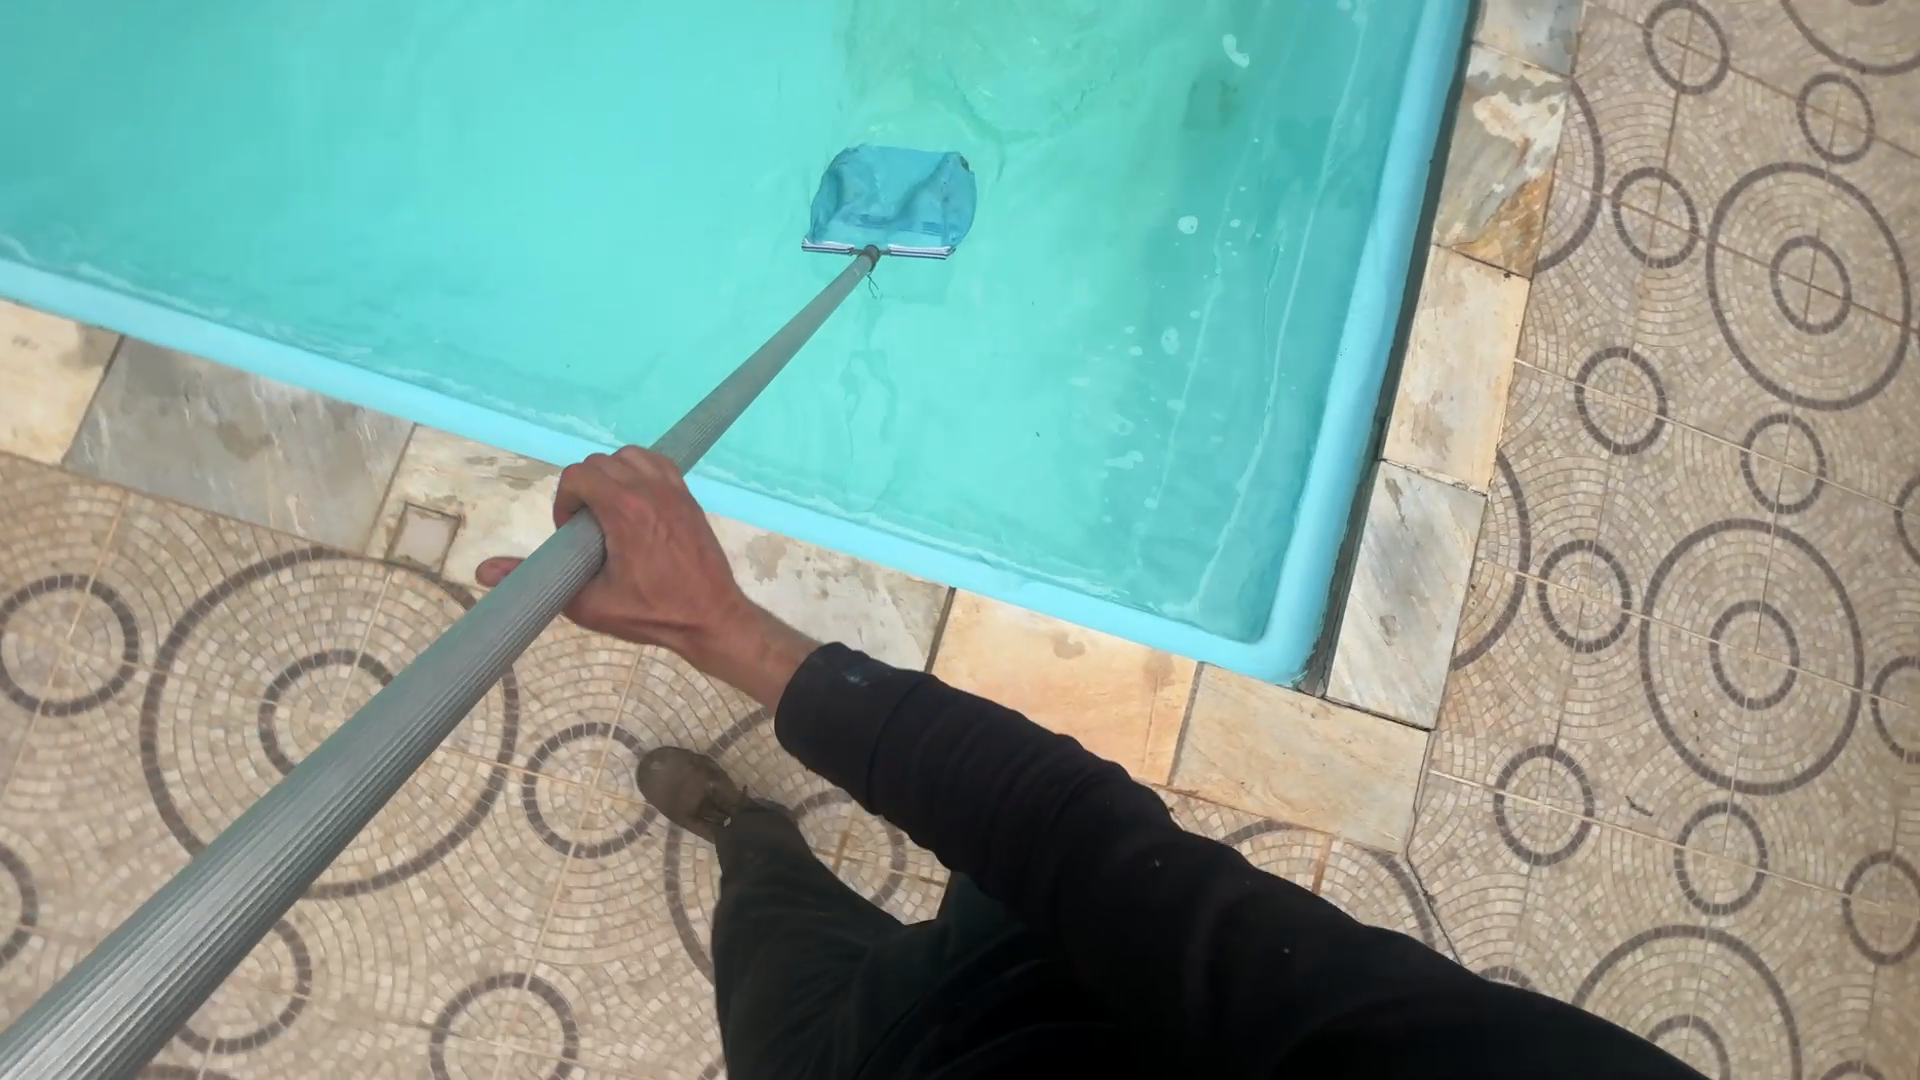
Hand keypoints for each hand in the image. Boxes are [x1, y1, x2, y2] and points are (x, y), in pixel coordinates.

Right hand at [476, 447, 815, 705]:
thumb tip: (481, 571)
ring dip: (613, 475)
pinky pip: (659, 463)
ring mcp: (675, 491)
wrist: (712, 617)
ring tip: (611, 512)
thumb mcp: (588, 603)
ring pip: (631, 456)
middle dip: (585, 489)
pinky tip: (637, 505)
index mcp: (627, 510)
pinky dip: (642, 472)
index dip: (566, 500)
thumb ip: (534, 580)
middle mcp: (652, 491)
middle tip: (590, 529)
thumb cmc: (652, 615)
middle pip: (600, 462)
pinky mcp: (690, 498)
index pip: (579, 474)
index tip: (573, 533)